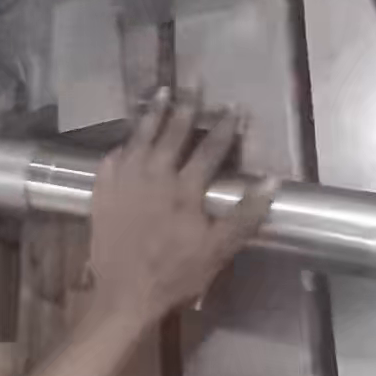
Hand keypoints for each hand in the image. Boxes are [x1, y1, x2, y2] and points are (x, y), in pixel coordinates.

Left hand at [87, 89, 274, 326]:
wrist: (124, 293)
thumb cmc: (176, 274)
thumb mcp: (218, 250)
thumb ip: (245, 215)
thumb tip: (272, 181)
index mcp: (184, 188)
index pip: (210, 149)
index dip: (225, 127)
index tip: (235, 107)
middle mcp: (153, 175)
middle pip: (173, 134)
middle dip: (187, 107)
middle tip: (195, 83)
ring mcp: (124, 181)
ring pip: (140, 138)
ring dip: (152, 114)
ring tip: (162, 93)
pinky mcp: (103, 192)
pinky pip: (113, 158)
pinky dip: (124, 144)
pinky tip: (127, 139)